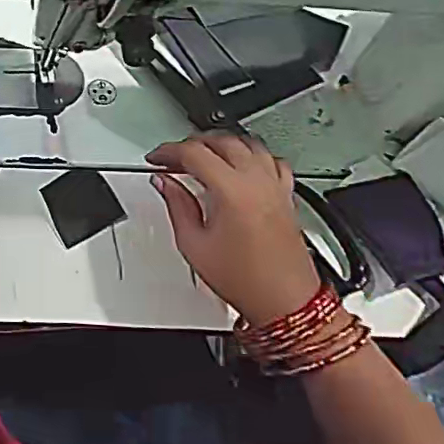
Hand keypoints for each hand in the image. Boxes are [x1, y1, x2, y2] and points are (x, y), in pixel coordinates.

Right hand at [146, 133, 321, 324]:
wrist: (284, 301)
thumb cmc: (246, 280)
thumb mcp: (193, 243)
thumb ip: (177, 205)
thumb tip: (165, 184)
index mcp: (232, 191)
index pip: (194, 153)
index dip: (168, 151)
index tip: (157, 159)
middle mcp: (257, 183)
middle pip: (221, 142)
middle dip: (192, 145)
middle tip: (173, 159)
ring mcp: (275, 187)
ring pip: (248, 144)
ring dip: (221, 144)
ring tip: (202, 156)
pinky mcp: (286, 196)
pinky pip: (271, 161)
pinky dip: (252, 155)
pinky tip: (241, 165)